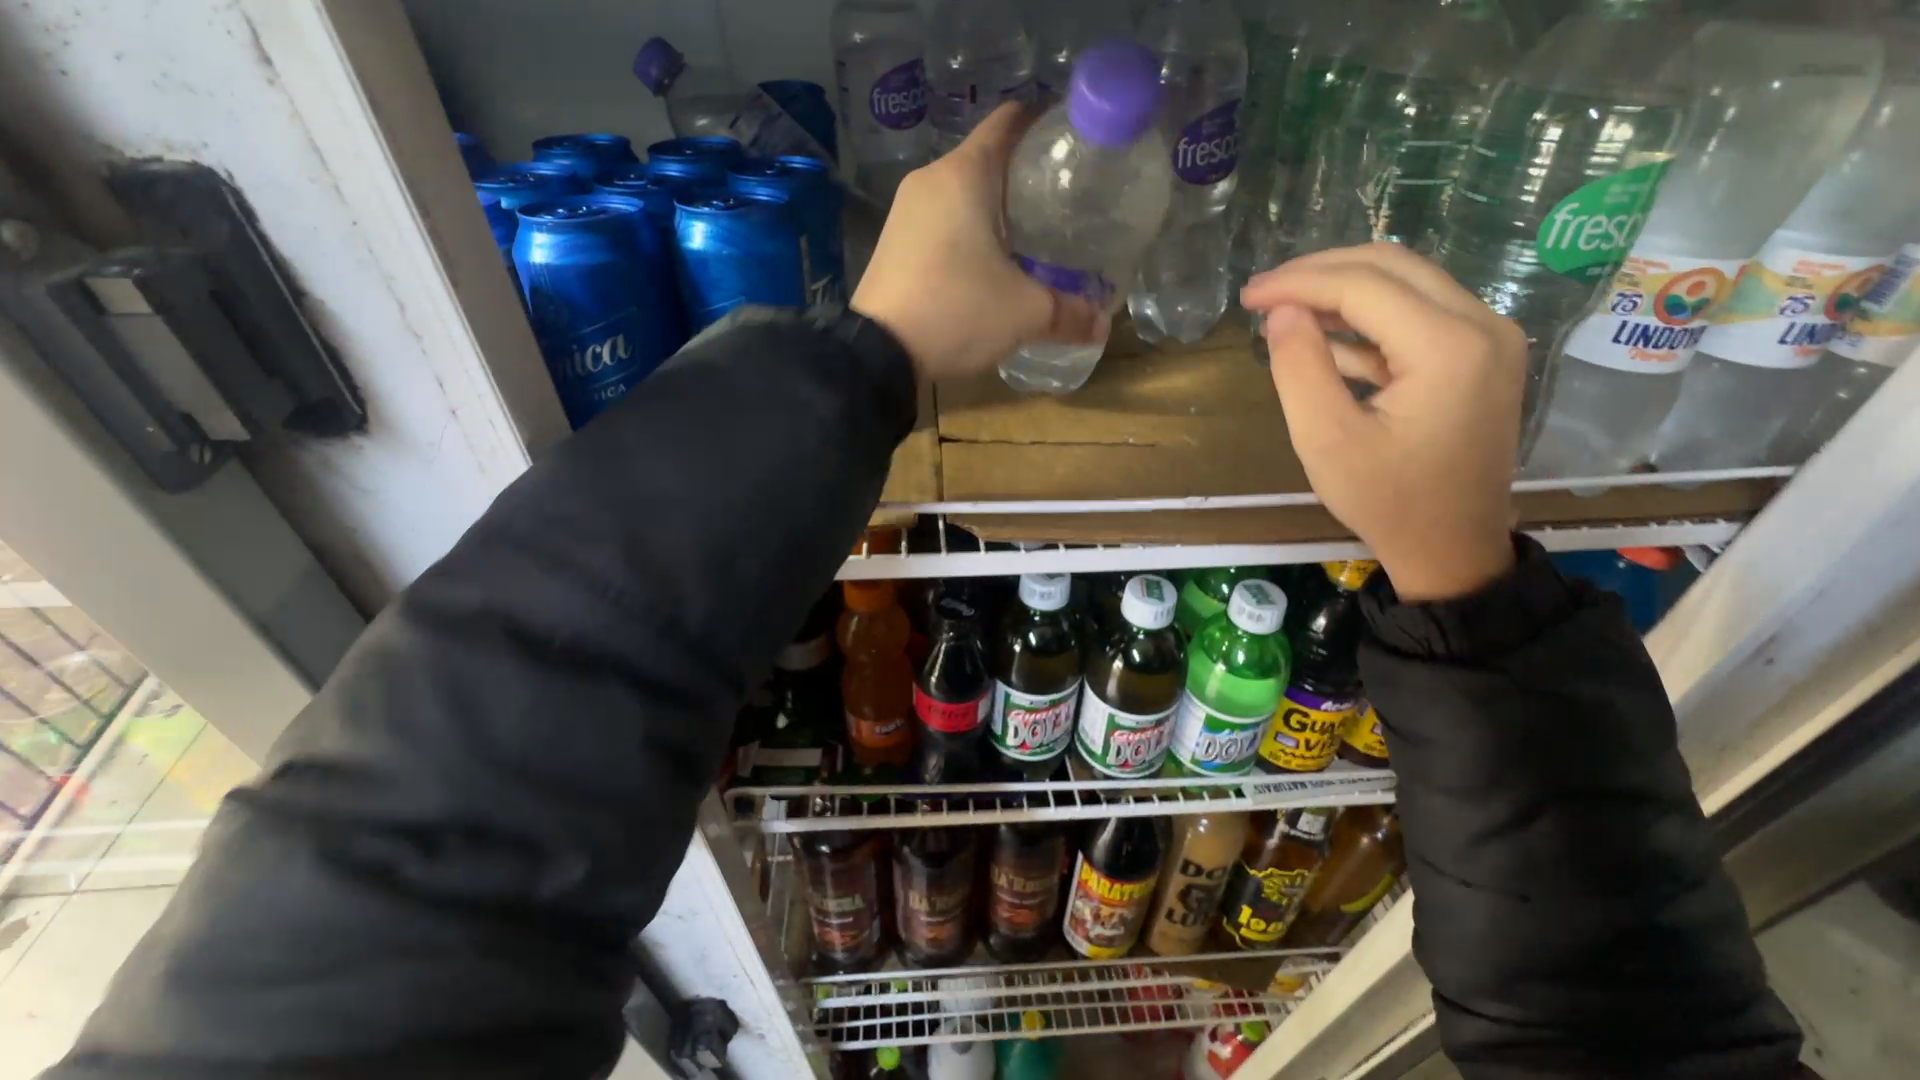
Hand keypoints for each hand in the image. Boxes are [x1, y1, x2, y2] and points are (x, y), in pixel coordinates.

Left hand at [851, 103, 1102, 382]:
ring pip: (962, 193)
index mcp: (965, 173)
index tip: (1073, 145)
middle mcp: (931, 179)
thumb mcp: (1024, 313)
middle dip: (1025, 175)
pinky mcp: (893, 241)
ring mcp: (906, 210)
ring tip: (1032, 235)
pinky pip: (941, 221)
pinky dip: (968, 231)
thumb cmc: (955, 311)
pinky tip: (990, 262)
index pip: (1009, 121)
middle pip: (988, 158)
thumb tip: (1101, 323)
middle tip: (1064, 202)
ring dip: (995, 208)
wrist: (876, 354)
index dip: (1044, 124)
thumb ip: (1068, 312)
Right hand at [1243, 244, 1524, 601]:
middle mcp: (1482, 325)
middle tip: (1264, 294)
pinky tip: (1324, 336)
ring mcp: (1490, 338)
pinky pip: (1420, 313)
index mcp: (1448, 347)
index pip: (1364, 286)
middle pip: (1392, 266)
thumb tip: (1282, 311)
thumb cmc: (1387, 502)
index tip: (1248, 297)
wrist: (1453, 548)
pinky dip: (1370, 317)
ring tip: (1285, 311)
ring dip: (1343, 290)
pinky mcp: (1482, 354)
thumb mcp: (1326, 441)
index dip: (1298, 283)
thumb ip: (1299, 368)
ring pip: (1407, 282)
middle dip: (1320, 272)